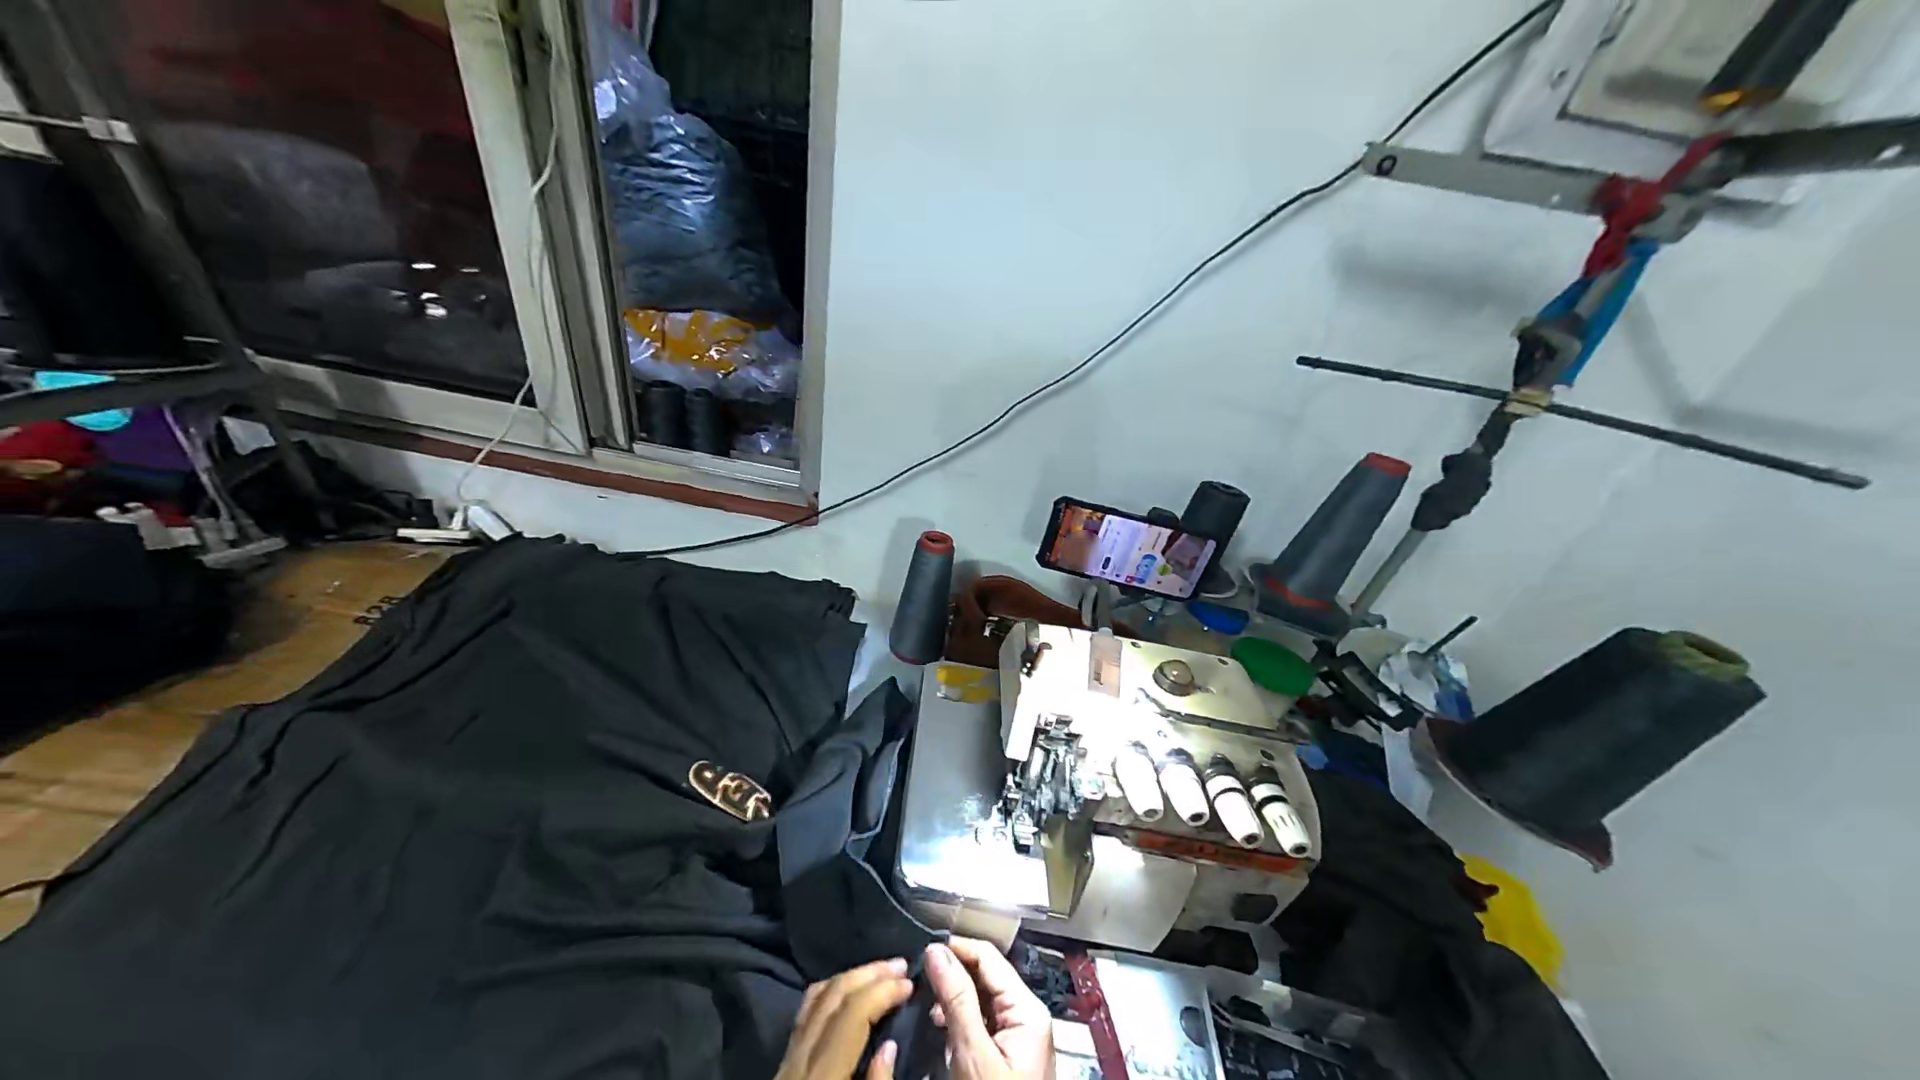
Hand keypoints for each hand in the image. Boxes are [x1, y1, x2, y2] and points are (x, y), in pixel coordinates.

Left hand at [776, 958, 915, 1079]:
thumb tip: (889, 1046)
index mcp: (821, 1075)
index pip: (851, 1015)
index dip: (882, 991)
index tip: (909, 984)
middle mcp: (798, 1058)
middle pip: (832, 996)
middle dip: (869, 974)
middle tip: (901, 964)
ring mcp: (785, 1058)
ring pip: (815, 998)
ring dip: (851, 977)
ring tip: (880, 971)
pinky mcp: (782, 1063)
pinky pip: (805, 1012)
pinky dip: (830, 991)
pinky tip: (849, 991)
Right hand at [925, 939, 1054, 1079]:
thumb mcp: (974, 1054)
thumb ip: (957, 1001)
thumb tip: (936, 951)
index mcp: (1028, 1008)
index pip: (988, 957)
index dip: (956, 949)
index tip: (924, 953)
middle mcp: (1026, 1015)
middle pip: (983, 976)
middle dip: (952, 976)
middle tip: (920, 982)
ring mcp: (1016, 1036)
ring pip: (978, 1000)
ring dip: (952, 1001)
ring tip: (928, 1009)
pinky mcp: (1004, 1055)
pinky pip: (979, 1023)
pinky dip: (958, 1023)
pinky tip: (943, 1032)